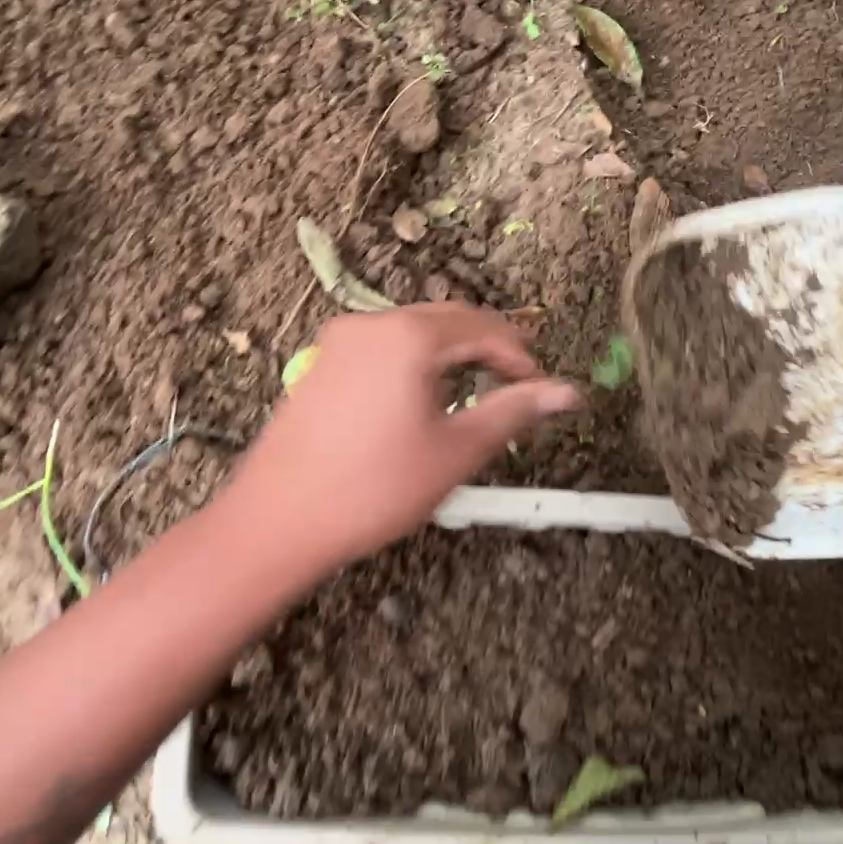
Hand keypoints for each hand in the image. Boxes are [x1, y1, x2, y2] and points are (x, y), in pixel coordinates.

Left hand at [222, 305, 580, 567]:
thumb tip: (567, 391)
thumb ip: (514, 412)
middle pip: (447, 320)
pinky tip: (424, 399)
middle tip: (516, 384)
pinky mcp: (321, 365)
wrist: (275, 523)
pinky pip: (384, 348)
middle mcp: (372, 325)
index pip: (483, 327)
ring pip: (414, 332)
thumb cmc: (373, 489)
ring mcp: (340, 342)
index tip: (538, 386)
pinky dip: (416, 363)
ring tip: (476, 392)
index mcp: (408, 336)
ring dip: (452, 354)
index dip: (519, 354)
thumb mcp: (456, 451)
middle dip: (488, 347)